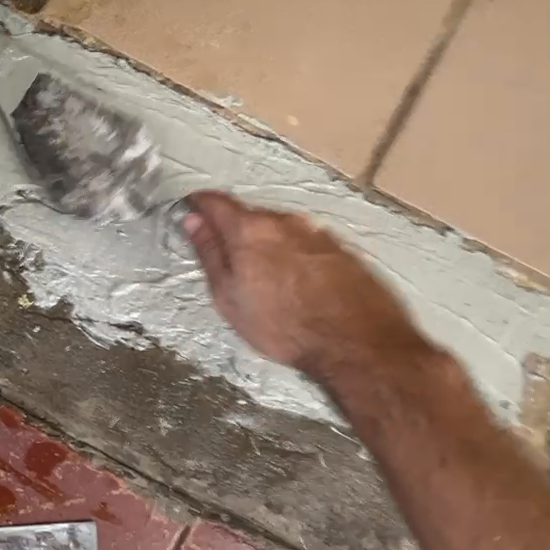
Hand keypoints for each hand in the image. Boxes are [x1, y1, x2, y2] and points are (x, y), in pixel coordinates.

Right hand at [180, 191, 434, 382]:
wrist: (359, 347)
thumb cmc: (282, 325)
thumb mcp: (228, 294)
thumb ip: (209, 252)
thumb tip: (192, 221)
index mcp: (250, 229)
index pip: (215, 201)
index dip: (198, 205)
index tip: (190, 212)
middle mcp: (286, 222)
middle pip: (250, 215)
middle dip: (234, 230)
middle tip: (228, 260)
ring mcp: (320, 235)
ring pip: (281, 230)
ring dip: (267, 244)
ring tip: (265, 278)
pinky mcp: (346, 252)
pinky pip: (307, 245)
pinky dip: (294, 256)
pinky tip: (297, 285)